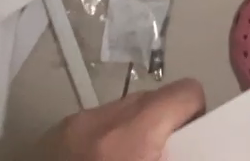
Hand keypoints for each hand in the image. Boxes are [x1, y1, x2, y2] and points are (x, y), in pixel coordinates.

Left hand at [43, 79, 205, 160]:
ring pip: (125, 110)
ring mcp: (75, 125)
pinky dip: (105, 143)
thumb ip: (166, 157)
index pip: (186, 94)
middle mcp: (104, 122)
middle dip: (163, 129)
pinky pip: (96, 125)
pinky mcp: (54, 134)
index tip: (191, 146)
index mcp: (132, 140)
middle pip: (155, 99)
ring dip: (134, 135)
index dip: (195, 117)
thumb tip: (180, 151)